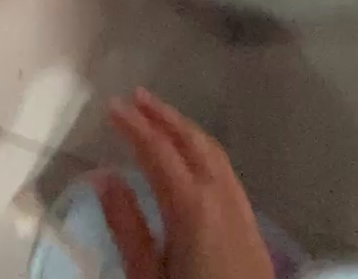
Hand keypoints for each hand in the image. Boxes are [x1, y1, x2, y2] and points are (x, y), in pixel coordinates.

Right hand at [98, 88, 273, 278]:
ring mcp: (241, 210)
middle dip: (163, 115)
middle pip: (192, 141)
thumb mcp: (148, 278)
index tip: (111, 107)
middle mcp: (221, 197)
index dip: (134, 125)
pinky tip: (189, 157)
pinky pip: (225, 169)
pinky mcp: (252, 225)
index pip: (158, 150)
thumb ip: (127, 226)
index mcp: (192, 206)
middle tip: (135, 97)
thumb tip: (106, 177)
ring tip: (158, 117)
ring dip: (184, 128)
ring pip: (213, 152)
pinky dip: (202, 148)